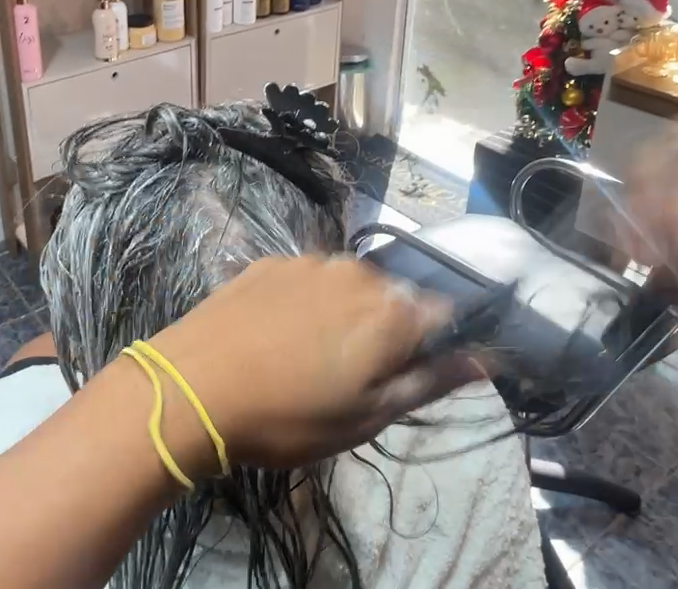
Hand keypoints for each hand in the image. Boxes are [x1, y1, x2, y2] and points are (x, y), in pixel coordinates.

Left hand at [142, 255, 476, 471]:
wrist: (192, 387)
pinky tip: (281, 333)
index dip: (435, 343)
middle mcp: (356, 272)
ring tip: (313, 356)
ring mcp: (308, 262)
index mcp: (391, 311)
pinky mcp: (269, 262)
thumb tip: (486, 360)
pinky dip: (309, 301)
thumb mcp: (367, 415)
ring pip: (349, 285)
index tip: (411, 372)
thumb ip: (430, 381)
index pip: (442, 313)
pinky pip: (308, 278)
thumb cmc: (288, 416)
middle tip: (355, 374)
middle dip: (388, 328)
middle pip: (394, 295)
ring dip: (347, 312)